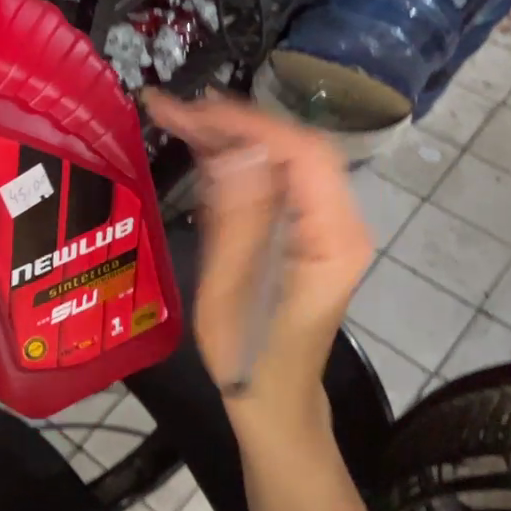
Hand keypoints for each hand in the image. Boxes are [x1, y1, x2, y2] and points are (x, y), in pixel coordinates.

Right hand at [142, 92, 371, 425]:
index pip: (301, 155)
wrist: (274, 401)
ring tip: (176, 120)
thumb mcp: (232, 293)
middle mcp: (339, 223)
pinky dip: (237, 162)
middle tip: (172, 109)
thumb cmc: (249, 359)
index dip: (246, 123)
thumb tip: (231, 154)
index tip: (190, 110)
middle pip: (295, 149)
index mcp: (332, 239)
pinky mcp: (303, 234)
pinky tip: (200, 152)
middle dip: (234, 122)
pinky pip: (275, 183)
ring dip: (232, 137)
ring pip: (283, 161)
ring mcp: (323, 227)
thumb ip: (237, 221)